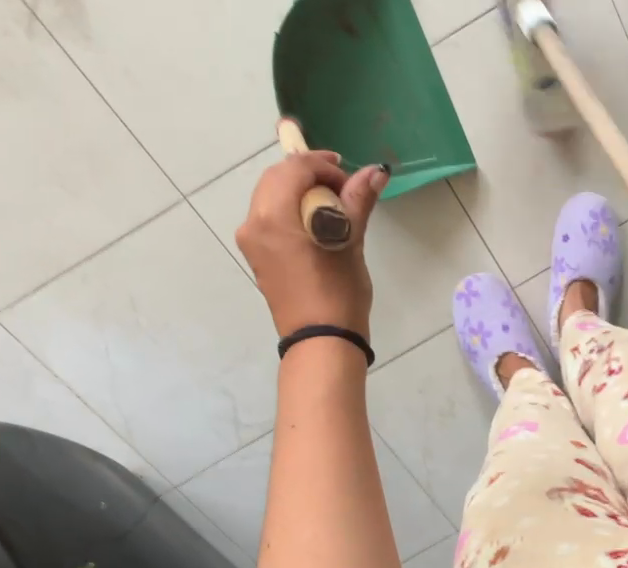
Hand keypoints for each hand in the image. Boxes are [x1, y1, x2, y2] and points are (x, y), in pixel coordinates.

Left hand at [236, 146, 389, 336]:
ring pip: (271, 197)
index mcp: (273, 217)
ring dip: (300, 192)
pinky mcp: (258, 257)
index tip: (349, 177)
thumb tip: (376, 171)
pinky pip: (270, 219)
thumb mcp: (350, 245)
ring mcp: (252, 242)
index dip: (323, 166)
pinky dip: (291, 212)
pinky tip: (317, 226)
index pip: (294, 169)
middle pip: (277, 179)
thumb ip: (358, 203)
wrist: (322, 342)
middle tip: (342, 189)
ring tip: (333, 208)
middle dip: (309, 175)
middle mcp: (253, 223)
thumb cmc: (338, 295)